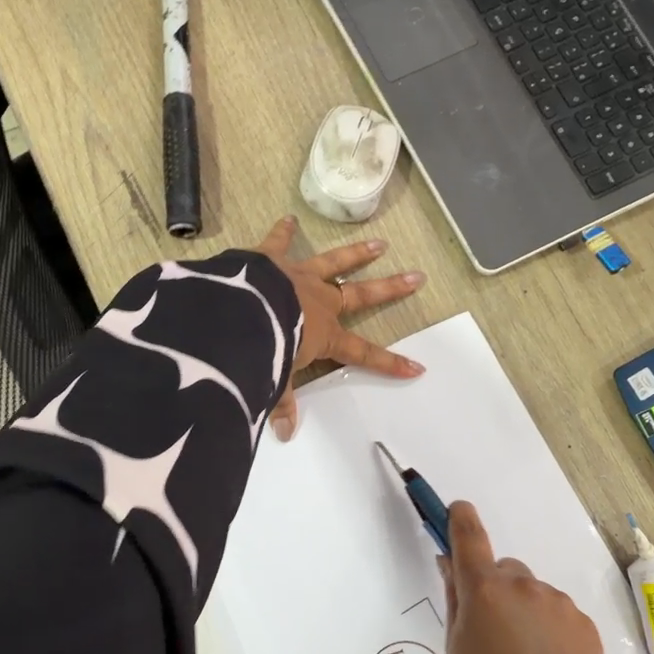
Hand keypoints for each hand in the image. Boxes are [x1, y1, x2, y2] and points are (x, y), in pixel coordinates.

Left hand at [253, 217, 424, 440]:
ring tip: (379, 244)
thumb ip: (281, 403)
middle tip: (416, 276)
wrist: (236, 314)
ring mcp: (298, 276)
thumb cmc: (262, 352)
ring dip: (357, 254)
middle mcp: (319, 301)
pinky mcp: (271, 260)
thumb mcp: (274, 383)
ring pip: (334, 263)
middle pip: (361, 295)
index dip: (391, 363)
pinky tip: (287, 218)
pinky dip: (282, 232)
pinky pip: (279, 243)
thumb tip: (285, 434)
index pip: (364, 354)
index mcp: (324, 335)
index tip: (417, 367)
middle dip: (391, 288)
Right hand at [439, 501, 617, 653]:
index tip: (457, 511)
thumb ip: (456, 600)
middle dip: (495, 589)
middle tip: (492, 634)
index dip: (460, 517)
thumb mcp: (457, 650)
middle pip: (503, 570)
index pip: (469, 534)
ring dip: (524, 612)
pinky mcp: (583, 621)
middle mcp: (522, 585)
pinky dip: (550, 630)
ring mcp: (557, 602)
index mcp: (484, 589)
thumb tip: (453, 567)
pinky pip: (557, 613)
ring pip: (532, 593)